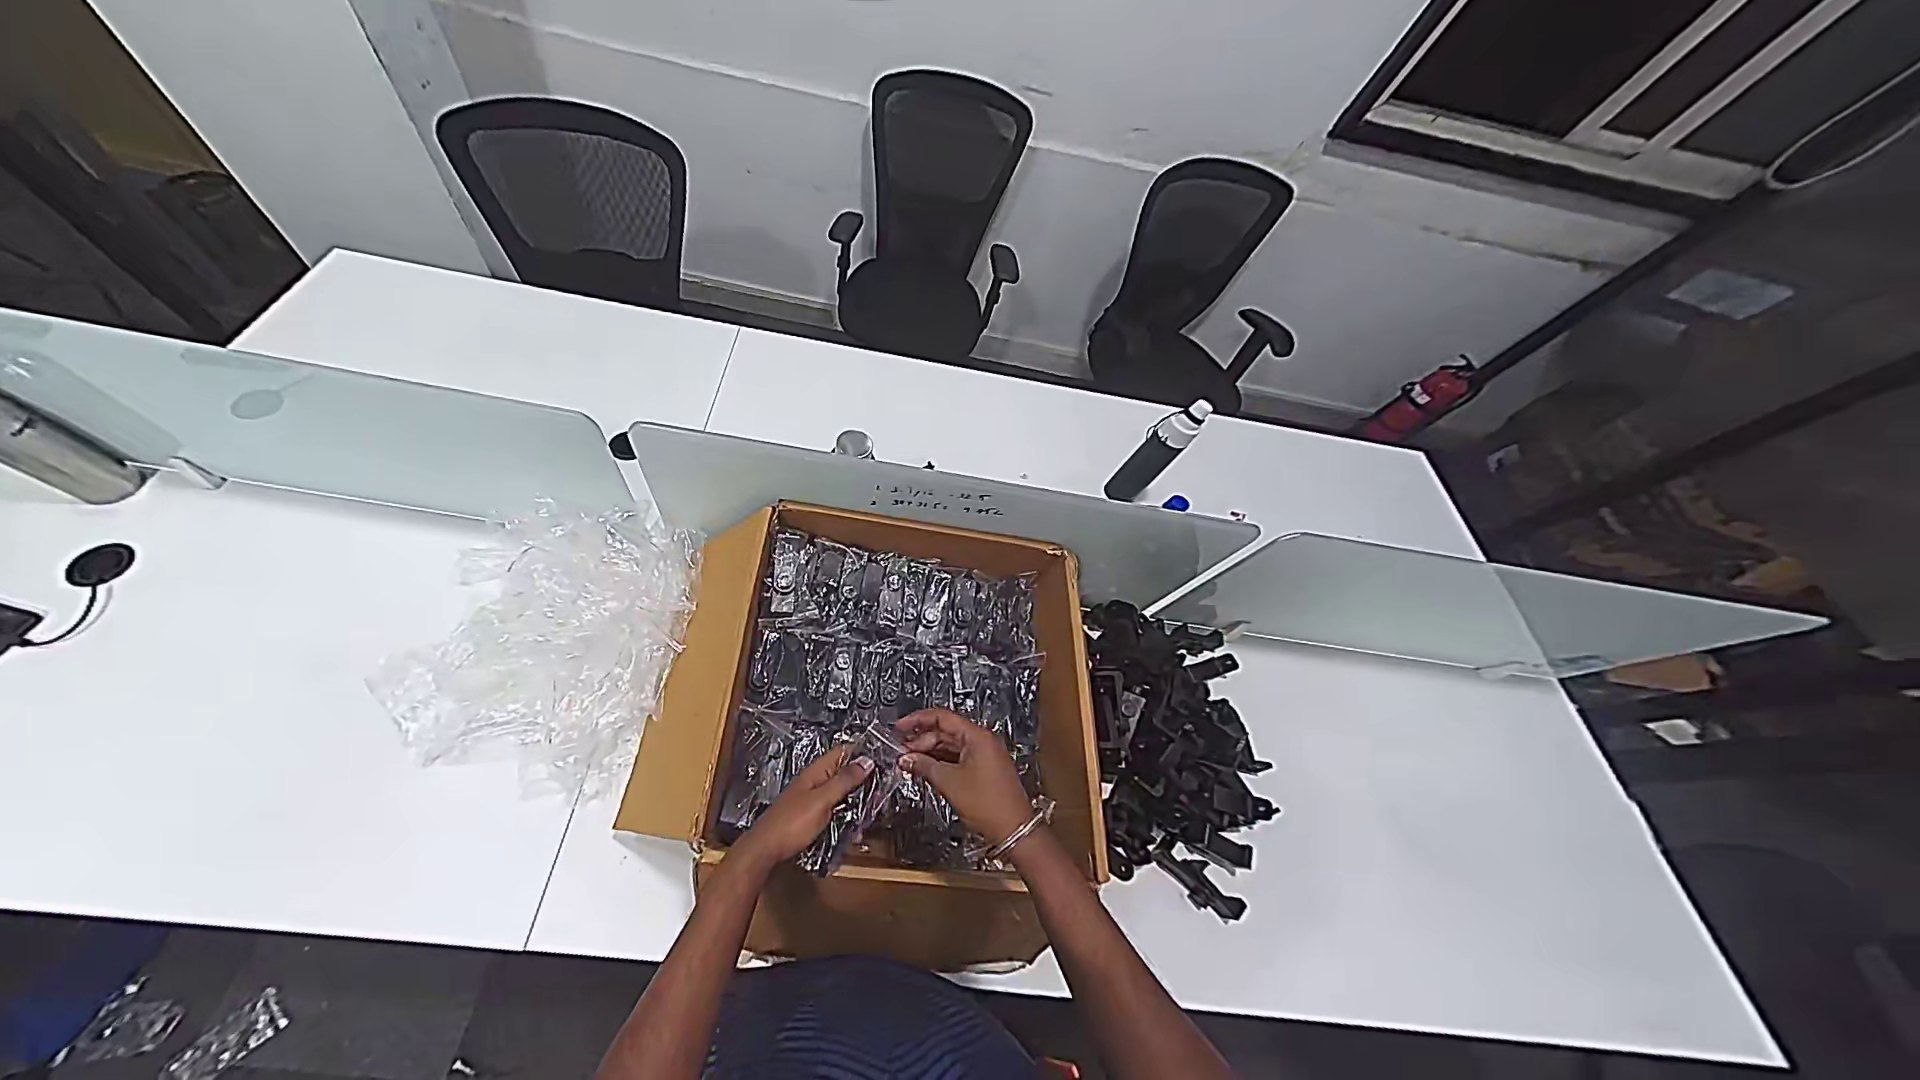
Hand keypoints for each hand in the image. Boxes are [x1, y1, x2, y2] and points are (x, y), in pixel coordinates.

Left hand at [730, 744, 873, 871]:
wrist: (765, 851)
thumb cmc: (791, 824)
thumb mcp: (822, 800)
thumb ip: (844, 780)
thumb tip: (866, 760)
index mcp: (817, 771)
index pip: (844, 751)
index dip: (863, 752)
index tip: (885, 760)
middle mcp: (815, 781)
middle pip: (845, 772)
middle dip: (864, 779)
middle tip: (884, 789)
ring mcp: (813, 799)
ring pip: (842, 793)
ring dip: (858, 800)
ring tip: (874, 810)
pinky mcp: (812, 816)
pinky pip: (836, 810)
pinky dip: (847, 815)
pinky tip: (857, 828)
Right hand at [895, 708, 1033, 847]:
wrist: (1013, 829)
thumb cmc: (990, 805)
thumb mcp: (950, 782)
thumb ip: (925, 766)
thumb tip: (908, 758)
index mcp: (978, 736)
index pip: (943, 717)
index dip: (918, 720)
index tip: (901, 726)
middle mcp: (983, 741)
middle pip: (946, 731)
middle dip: (922, 740)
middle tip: (902, 751)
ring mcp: (984, 754)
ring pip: (951, 745)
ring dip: (930, 752)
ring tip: (910, 761)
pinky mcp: (983, 768)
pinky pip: (958, 757)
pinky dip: (941, 762)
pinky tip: (926, 769)